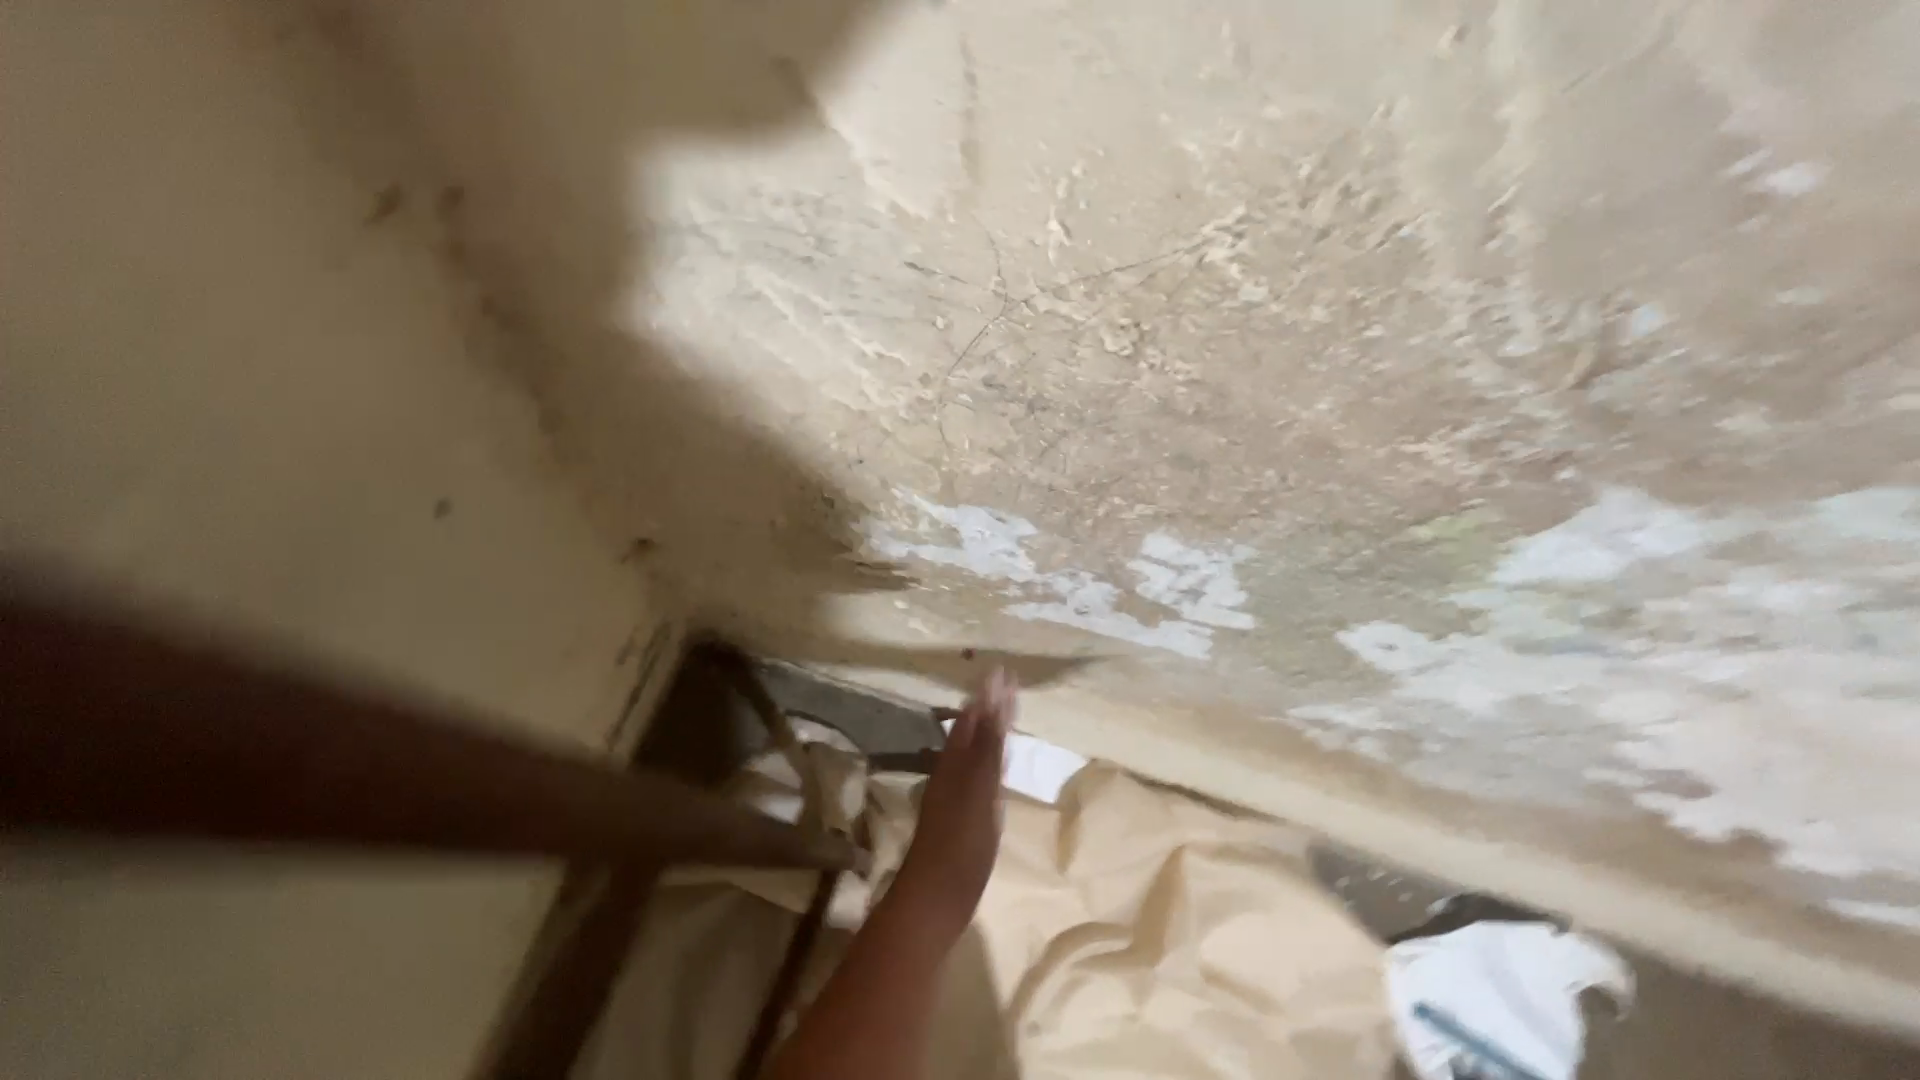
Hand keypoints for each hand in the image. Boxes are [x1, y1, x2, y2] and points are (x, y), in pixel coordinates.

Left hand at [887, 668, 1014, 941]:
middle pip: (970, 733)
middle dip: (987, 707)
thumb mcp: (979, 793)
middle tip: (1005, 684)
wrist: (934, 899)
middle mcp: (951, 775)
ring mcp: (954, 797)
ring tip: (1001, 712)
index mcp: (955, 765)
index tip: (1002, 671)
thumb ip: (989, 749)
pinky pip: (975, 776)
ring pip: (971, 753)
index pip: (973, 720)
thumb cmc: (960, 847)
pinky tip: (995, 765)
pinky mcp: (960, 819)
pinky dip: (987, 760)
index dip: (987, 696)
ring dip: (986, 730)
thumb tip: (993, 701)